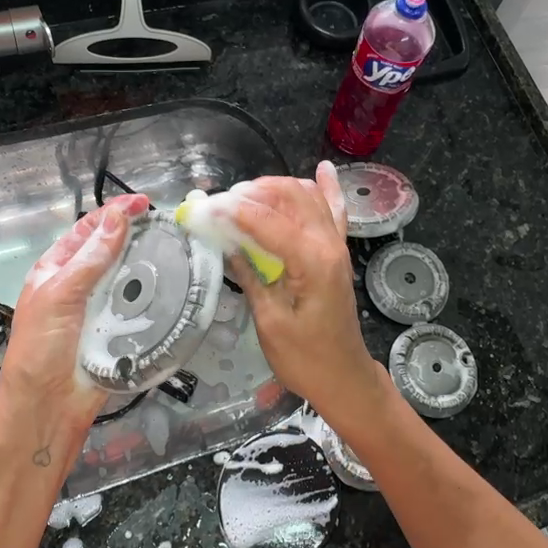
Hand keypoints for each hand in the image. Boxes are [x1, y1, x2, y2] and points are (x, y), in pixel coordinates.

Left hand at [0, 193, 150, 437]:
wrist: (47, 408)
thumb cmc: (40, 349)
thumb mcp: (59, 295)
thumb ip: (91, 258)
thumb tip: (117, 217)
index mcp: (57, 269)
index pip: (88, 229)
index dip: (114, 212)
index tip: (144, 203)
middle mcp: (80, 283)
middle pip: (112, 249)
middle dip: (136, 235)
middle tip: (167, 226)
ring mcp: (100, 307)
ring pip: (129, 276)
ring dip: (148, 265)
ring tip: (176, 251)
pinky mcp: (119, 330)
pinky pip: (139, 306)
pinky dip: (153, 296)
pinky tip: (172, 287)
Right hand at [222, 161, 391, 419]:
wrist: (344, 377)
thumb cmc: (305, 358)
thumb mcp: (269, 322)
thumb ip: (251, 276)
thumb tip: (226, 242)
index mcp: (313, 261)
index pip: (268, 221)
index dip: (233, 211)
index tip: (203, 207)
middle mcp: (329, 243)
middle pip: (290, 197)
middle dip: (253, 192)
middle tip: (219, 203)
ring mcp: (337, 244)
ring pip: (308, 196)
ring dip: (276, 188)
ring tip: (244, 194)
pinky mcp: (338, 251)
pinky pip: (334, 210)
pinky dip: (327, 189)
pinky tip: (323, 170)